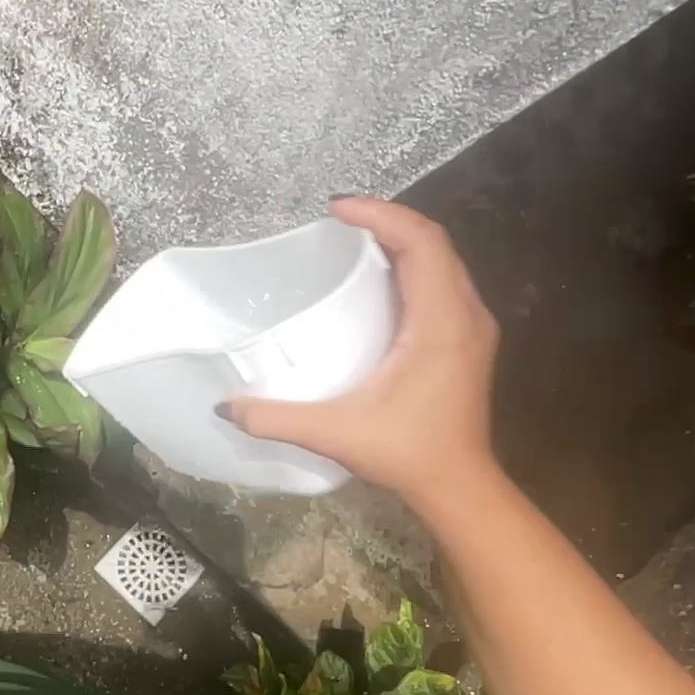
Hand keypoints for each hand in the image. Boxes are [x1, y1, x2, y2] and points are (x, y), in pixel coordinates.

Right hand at [222, 197, 500, 505]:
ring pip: (440, 264)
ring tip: (352, 244)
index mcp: (441, 323)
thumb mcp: (332, 434)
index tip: (336, 209)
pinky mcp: (464, 342)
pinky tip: (375, 284)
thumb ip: (274, 418)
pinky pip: (439, 285)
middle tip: (337, 223)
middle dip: (387, 223)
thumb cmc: (404, 452)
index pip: (422, 245)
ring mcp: (470, 328)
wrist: (456, 484)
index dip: (382, 217)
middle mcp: (465, 314)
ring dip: (400, 245)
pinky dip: (408, 270)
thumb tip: (224, 406)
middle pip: (434, 245)